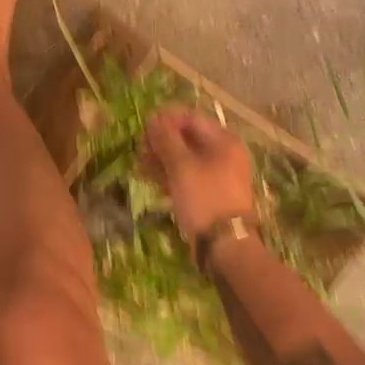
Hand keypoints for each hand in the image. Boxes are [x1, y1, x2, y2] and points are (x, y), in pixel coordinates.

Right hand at [142, 106, 255, 240]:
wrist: (226, 245)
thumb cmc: (204, 198)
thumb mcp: (181, 166)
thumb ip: (165, 139)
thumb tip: (152, 119)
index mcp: (223, 141)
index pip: (191, 118)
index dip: (166, 120)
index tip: (143, 128)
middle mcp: (224, 153)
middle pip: (188, 137)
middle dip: (161, 141)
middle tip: (139, 149)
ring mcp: (218, 174)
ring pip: (186, 158)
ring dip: (162, 158)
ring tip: (140, 165)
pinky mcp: (211, 192)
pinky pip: (188, 175)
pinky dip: (170, 174)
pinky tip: (151, 179)